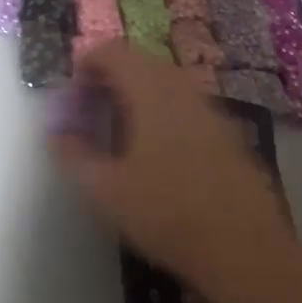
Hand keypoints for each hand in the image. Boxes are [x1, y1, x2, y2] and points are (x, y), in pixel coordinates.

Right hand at [51, 42, 296, 301]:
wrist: (246, 252)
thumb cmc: (168, 214)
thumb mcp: (106, 190)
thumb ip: (73, 154)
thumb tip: (55, 132)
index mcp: (150, 89)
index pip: (111, 51)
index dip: (85, 65)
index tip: (72, 99)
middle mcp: (181, 87)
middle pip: (139, 62)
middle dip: (109, 80)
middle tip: (91, 115)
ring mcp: (210, 108)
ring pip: (165, 84)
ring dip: (137, 97)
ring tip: (120, 135)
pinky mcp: (228, 133)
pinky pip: (186, 106)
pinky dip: (163, 114)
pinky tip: (159, 156)